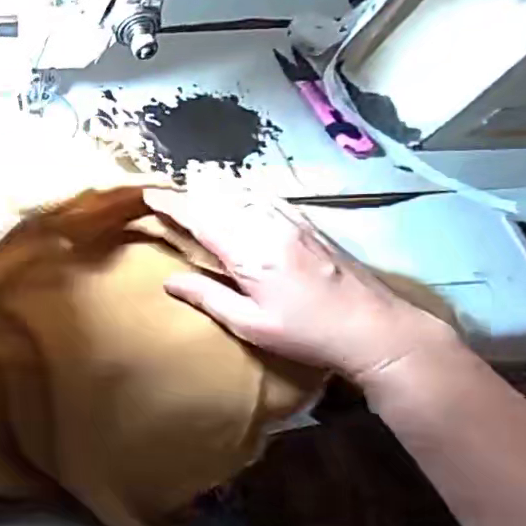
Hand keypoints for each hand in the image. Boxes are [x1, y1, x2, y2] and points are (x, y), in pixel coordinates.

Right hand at [143, 188, 458, 386]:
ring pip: (243, 193)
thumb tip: (170, 281)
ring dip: (214, 191)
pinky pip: (266, 198)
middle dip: (188, 194)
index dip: (172, 203)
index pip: (200, 215)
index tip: (148, 195)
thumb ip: (207, 297)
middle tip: (164, 198)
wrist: (377, 330)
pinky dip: (242, 194)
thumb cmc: (308, 333)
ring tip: (194, 196)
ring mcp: (292, 221)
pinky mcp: (309, 225)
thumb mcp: (250, 324)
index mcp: (249, 250)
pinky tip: (238, 199)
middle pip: (219, 197)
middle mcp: (268, 226)